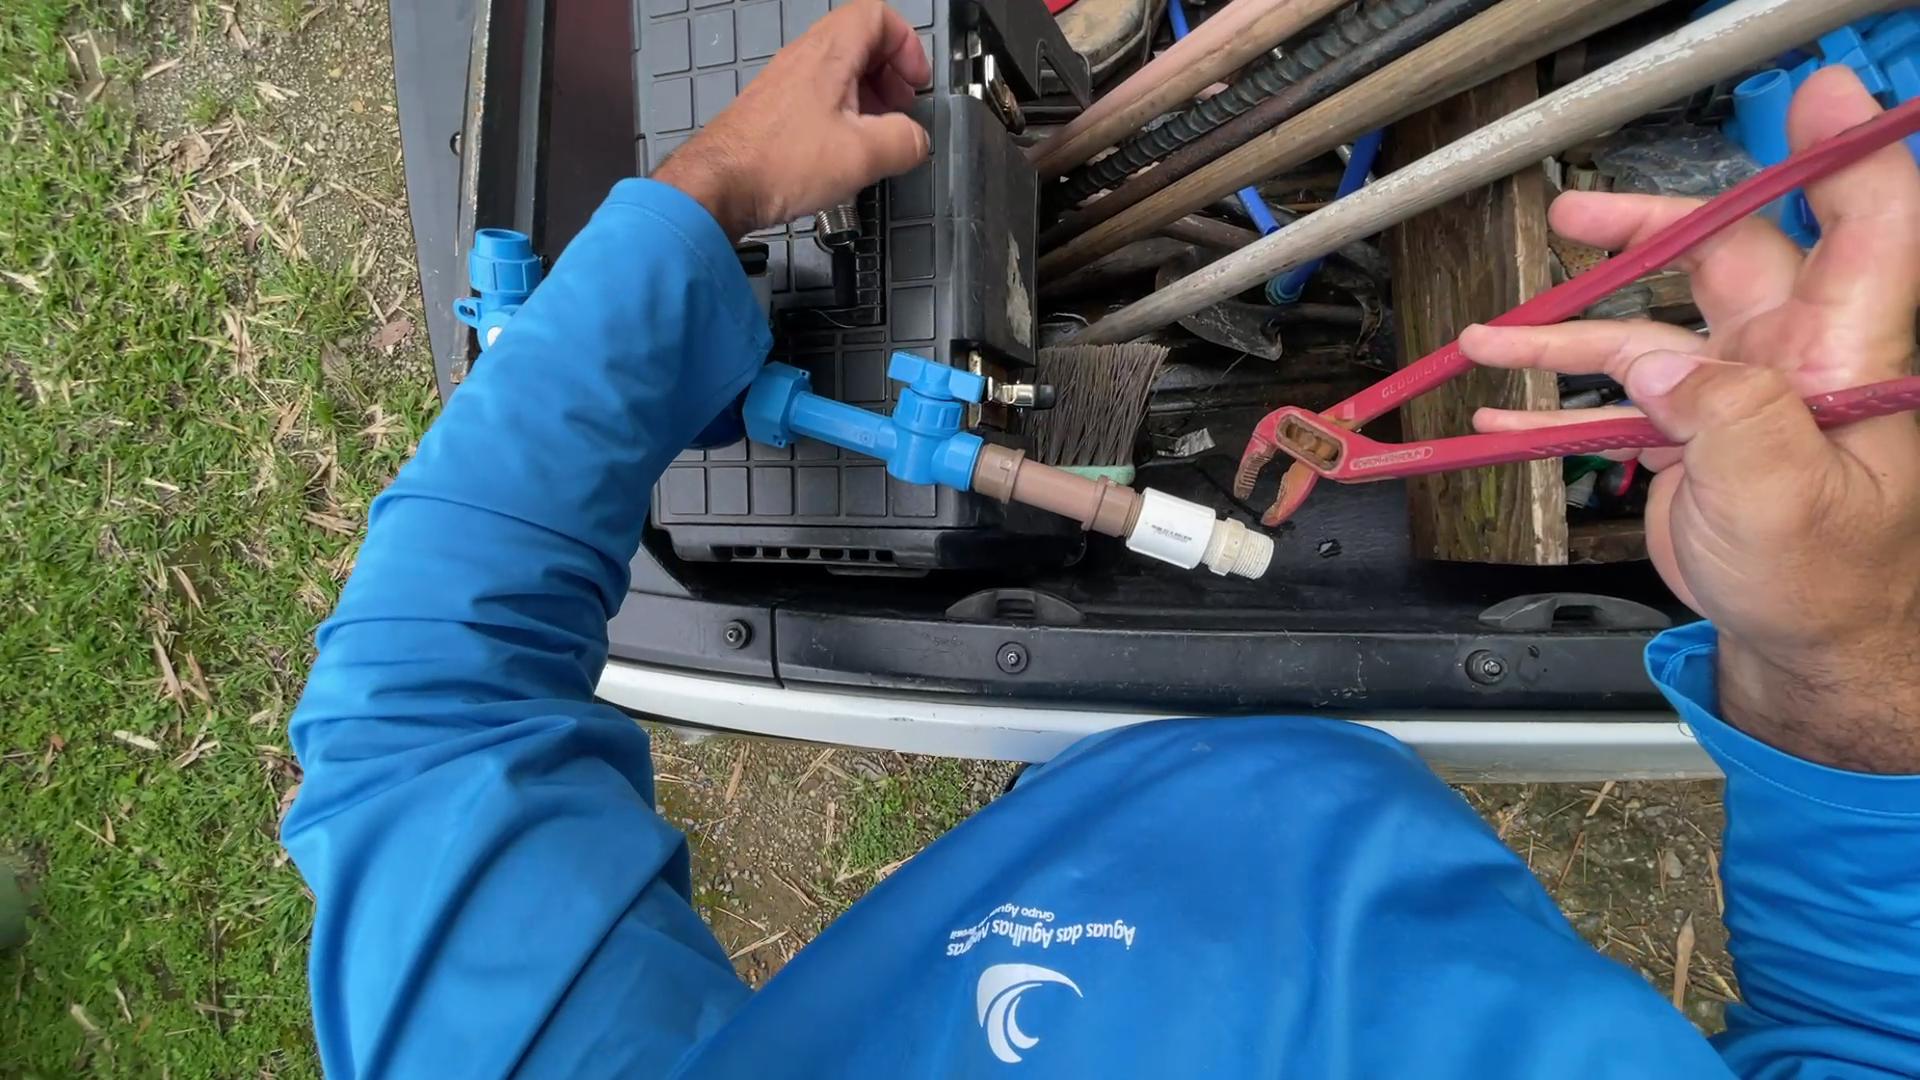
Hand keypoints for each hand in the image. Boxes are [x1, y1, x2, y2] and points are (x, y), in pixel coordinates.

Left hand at [652, 0, 930, 237]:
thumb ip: (904, 142)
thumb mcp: (863, 155)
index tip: (917, 81)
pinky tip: (848, 148)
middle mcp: (806, 58)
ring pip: (840, 71)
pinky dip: (845, 113)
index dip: (907, 45)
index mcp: (830, 53)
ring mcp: (789, 83)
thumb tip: (918, 141)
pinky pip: (821, 97)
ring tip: (881, 132)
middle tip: (904, 106)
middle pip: (860, 42)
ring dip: (869, 95)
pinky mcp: (778, 111)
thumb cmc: (782, 162)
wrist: (724, 183)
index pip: (877, 17)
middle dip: (892, 72)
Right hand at [1460, 67, 1919, 771]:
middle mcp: (1785, 361)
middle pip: (1720, 264)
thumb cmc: (1828, 574)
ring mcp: (1724, 399)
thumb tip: (1657, 359)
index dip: (1845, 155)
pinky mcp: (1678, 438)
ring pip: (1635, 340)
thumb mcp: (1786, 493)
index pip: (1870, 225)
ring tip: (1485, 340)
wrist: (1799, 632)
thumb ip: (1728, 415)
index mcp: (1843, 356)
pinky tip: (1497, 420)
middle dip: (1648, 231)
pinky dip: (1547, 412)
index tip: (1817, 98)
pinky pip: (1602, 409)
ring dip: (1556, 336)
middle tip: (1576, 214)